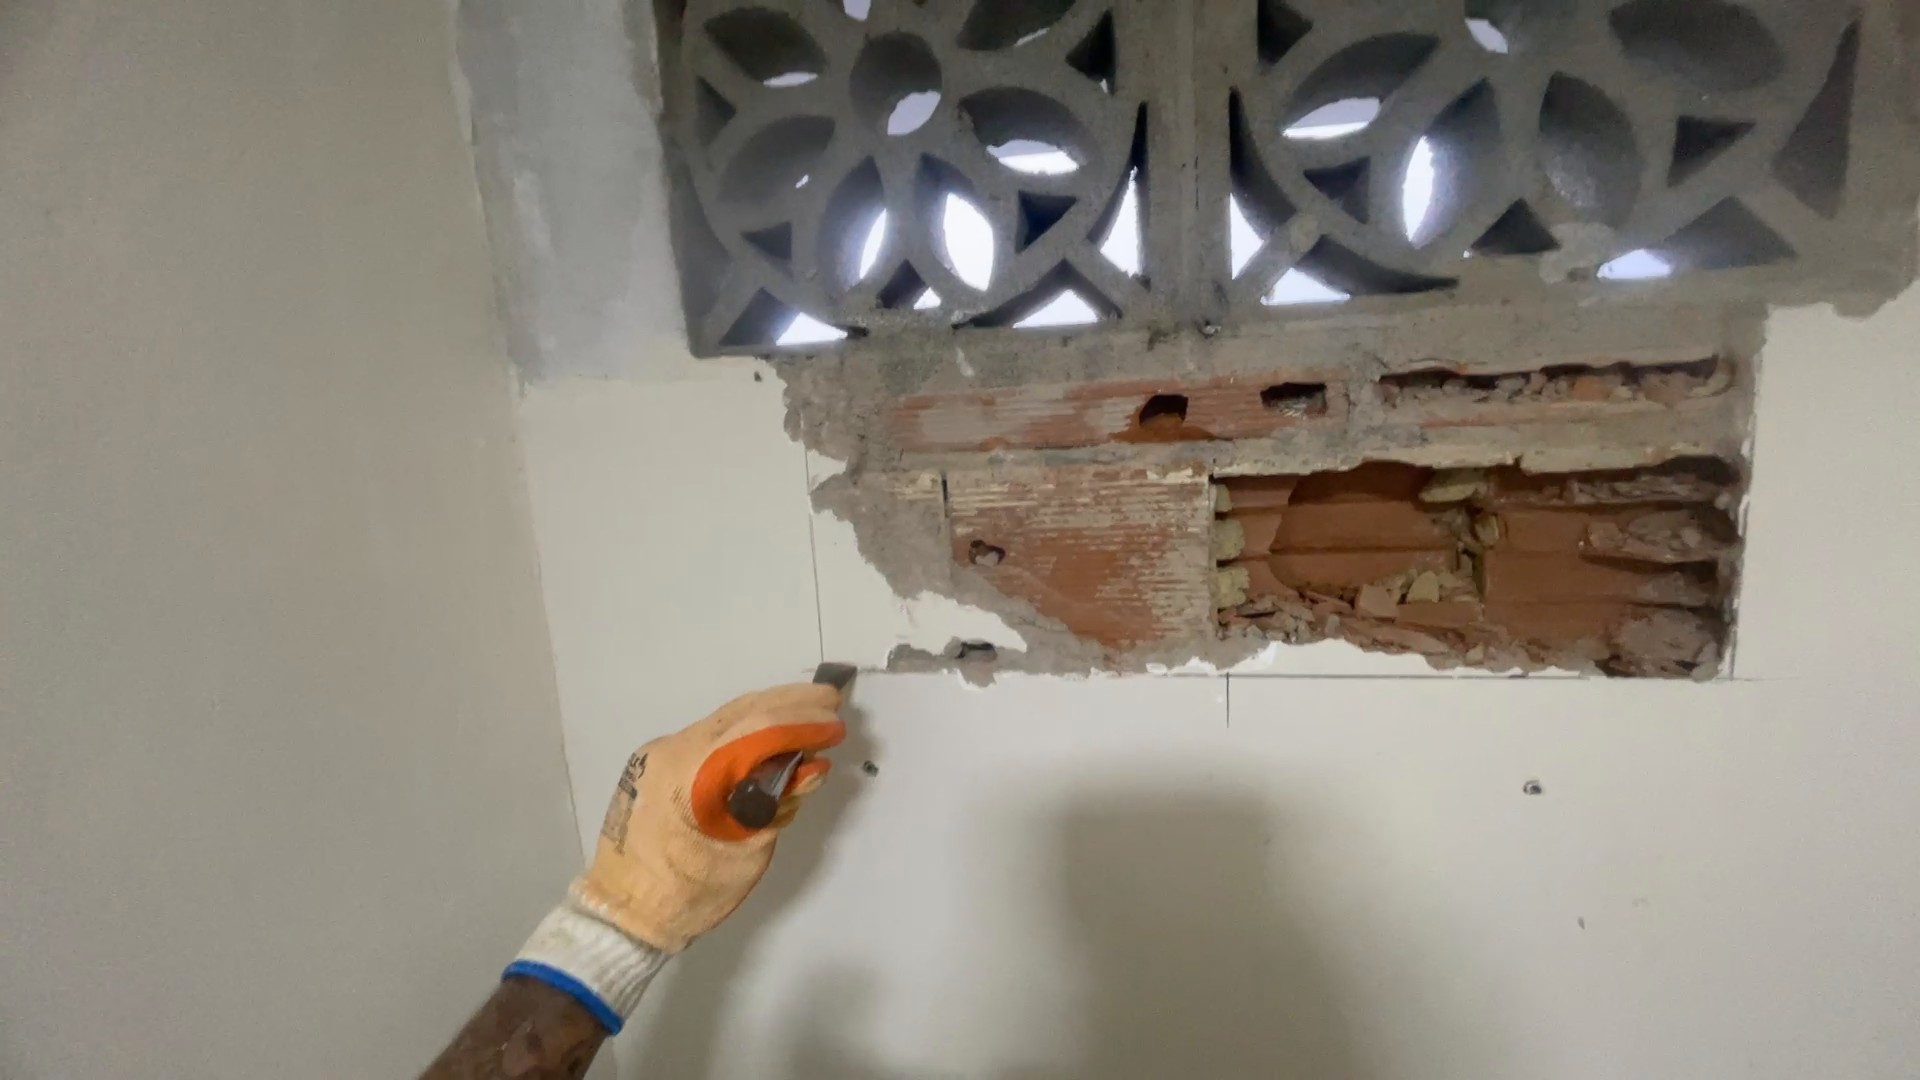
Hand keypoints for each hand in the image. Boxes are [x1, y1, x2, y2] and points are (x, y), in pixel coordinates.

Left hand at [570, 682, 846, 951]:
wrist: (621, 917)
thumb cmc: (687, 895)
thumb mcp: (747, 853)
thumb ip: (780, 804)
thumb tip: (813, 767)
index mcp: (689, 774)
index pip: (756, 729)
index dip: (801, 723)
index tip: (836, 727)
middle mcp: (672, 749)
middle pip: (742, 710)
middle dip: (792, 703)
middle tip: (831, 701)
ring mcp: (663, 751)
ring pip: (728, 715)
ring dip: (773, 709)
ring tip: (813, 708)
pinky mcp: (663, 760)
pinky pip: (715, 731)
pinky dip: (751, 725)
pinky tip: (775, 730)